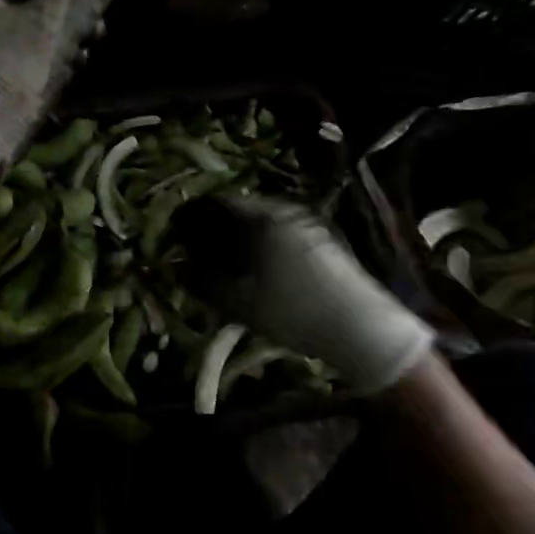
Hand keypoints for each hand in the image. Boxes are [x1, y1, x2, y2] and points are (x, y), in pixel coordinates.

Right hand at [179, 196, 433, 395]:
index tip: (175, 237)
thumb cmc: (292, 313)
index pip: (210, 204)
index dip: (186, 219)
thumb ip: (200, 280)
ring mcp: (303, 220)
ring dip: (234, 234)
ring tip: (225, 262)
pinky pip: (275, 227)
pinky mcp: (319, 234)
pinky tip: (256, 266)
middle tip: (195, 252)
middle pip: (233, 208)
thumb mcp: (237, 303)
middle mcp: (280, 210)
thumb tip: (174, 265)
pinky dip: (256, 240)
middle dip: (209, 227)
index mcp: (258, 220)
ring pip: (255, 218)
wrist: (360, 328)